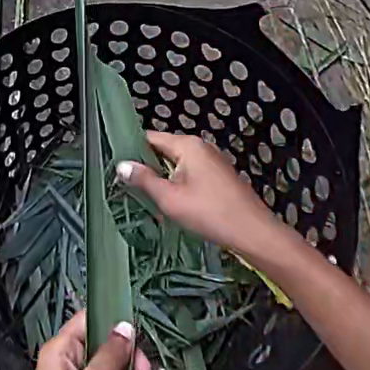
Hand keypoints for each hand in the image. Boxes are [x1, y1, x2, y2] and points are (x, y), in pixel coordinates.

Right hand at [118, 131, 302, 262]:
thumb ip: (143, 179)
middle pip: (163, 149)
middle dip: (145, 166)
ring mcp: (212, 161)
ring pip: (176, 163)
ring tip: (144, 195)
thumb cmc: (209, 213)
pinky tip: (170, 202)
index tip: (116, 166)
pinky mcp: (218, 176)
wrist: (252, 232)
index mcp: (187, 145)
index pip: (150, 137)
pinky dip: (176, 183)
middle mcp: (200, 147)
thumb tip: (121, 165)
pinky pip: (189, 173)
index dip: (131, 150)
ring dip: (161, 177)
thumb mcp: (169, 198)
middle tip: (126, 185)